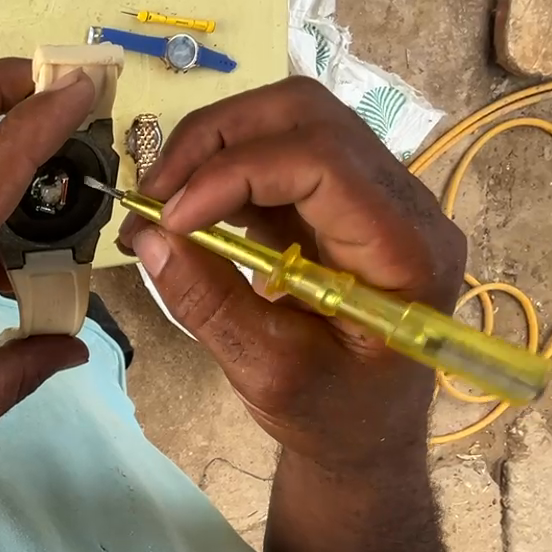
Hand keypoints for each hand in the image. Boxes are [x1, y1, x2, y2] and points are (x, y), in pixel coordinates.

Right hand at [119, 77, 465, 469]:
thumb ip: (208, 301)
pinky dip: (219, 171)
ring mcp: (371, 198)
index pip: (321, 161)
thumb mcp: (265, 371)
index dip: (232, 174)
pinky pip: (277, 157)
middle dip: (216, 139)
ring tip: (160, 200)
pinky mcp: (336, 205)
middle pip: (307, 114)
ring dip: (213, 148)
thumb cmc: (329, 415)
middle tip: (154, 192)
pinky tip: (184, 210)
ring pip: (291, 121)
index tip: (167, 220)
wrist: (363, 437)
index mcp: (404, 249)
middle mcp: (400, 204)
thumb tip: (147, 238)